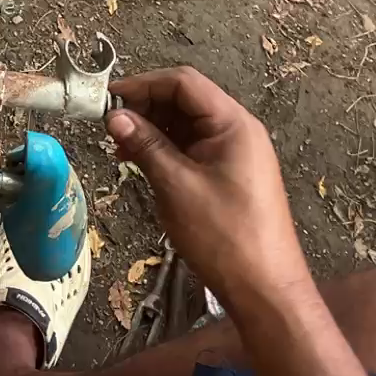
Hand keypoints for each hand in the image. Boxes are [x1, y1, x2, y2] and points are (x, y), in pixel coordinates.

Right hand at [107, 68, 311, 307]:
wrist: (265, 292)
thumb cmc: (223, 235)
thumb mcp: (176, 185)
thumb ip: (145, 144)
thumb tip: (113, 115)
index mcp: (233, 124)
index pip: (183, 83)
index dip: (143, 84)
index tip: (109, 98)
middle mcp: (236, 130)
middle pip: (184, 99)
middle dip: (145, 106)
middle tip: (110, 124)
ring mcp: (233, 152)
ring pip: (184, 122)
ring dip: (150, 127)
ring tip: (118, 145)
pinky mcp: (227, 172)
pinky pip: (190, 145)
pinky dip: (162, 147)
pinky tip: (138, 160)